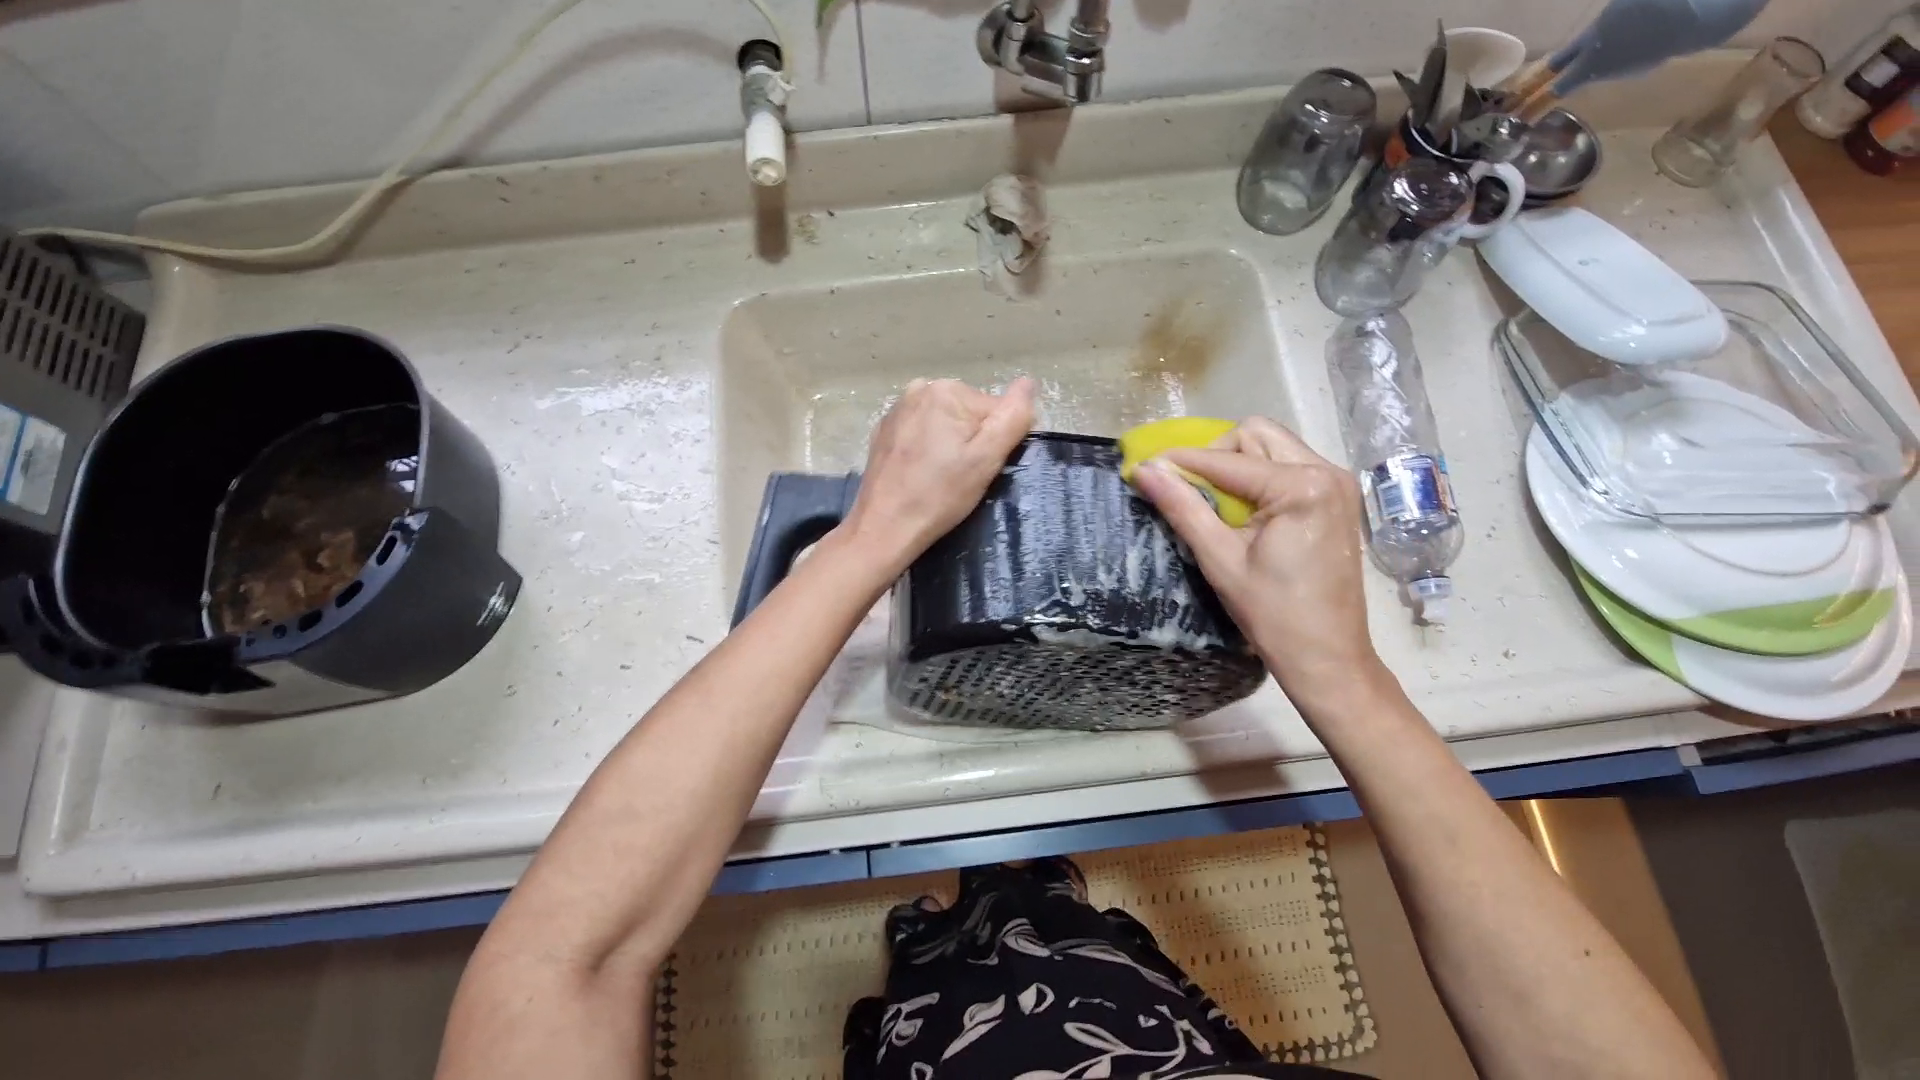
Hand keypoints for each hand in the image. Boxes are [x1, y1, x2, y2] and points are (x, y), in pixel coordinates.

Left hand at [840, 377, 1036, 569]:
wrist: (884, 527)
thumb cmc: (940, 495)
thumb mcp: (987, 458)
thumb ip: (1013, 416)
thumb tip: (1029, 383)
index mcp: (947, 391)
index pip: (995, 411)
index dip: (996, 443)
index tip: (981, 469)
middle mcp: (919, 389)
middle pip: (969, 415)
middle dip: (972, 443)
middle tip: (962, 477)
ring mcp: (897, 410)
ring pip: (945, 424)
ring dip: (950, 447)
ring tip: (942, 477)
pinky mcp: (884, 432)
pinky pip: (921, 434)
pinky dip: (927, 450)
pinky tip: (921, 475)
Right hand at [1131, 417, 1382, 702]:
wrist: (1328, 656)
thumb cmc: (1272, 615)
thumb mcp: (1220, 559)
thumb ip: (1183, 507)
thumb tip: (1144, 470)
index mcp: (1301, 487)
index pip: (1228, 460)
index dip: (1183, 461)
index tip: (1145, 467)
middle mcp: (1326, 472)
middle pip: (1256, 435)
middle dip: (1216, 455)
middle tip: (1191, 489)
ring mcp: (1337, 483)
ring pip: (1274, 446)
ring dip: (1238, 463)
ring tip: (1215, 501)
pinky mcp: (1337, 498)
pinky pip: (1290, 466)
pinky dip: (1260, 476)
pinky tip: (1244, 509)